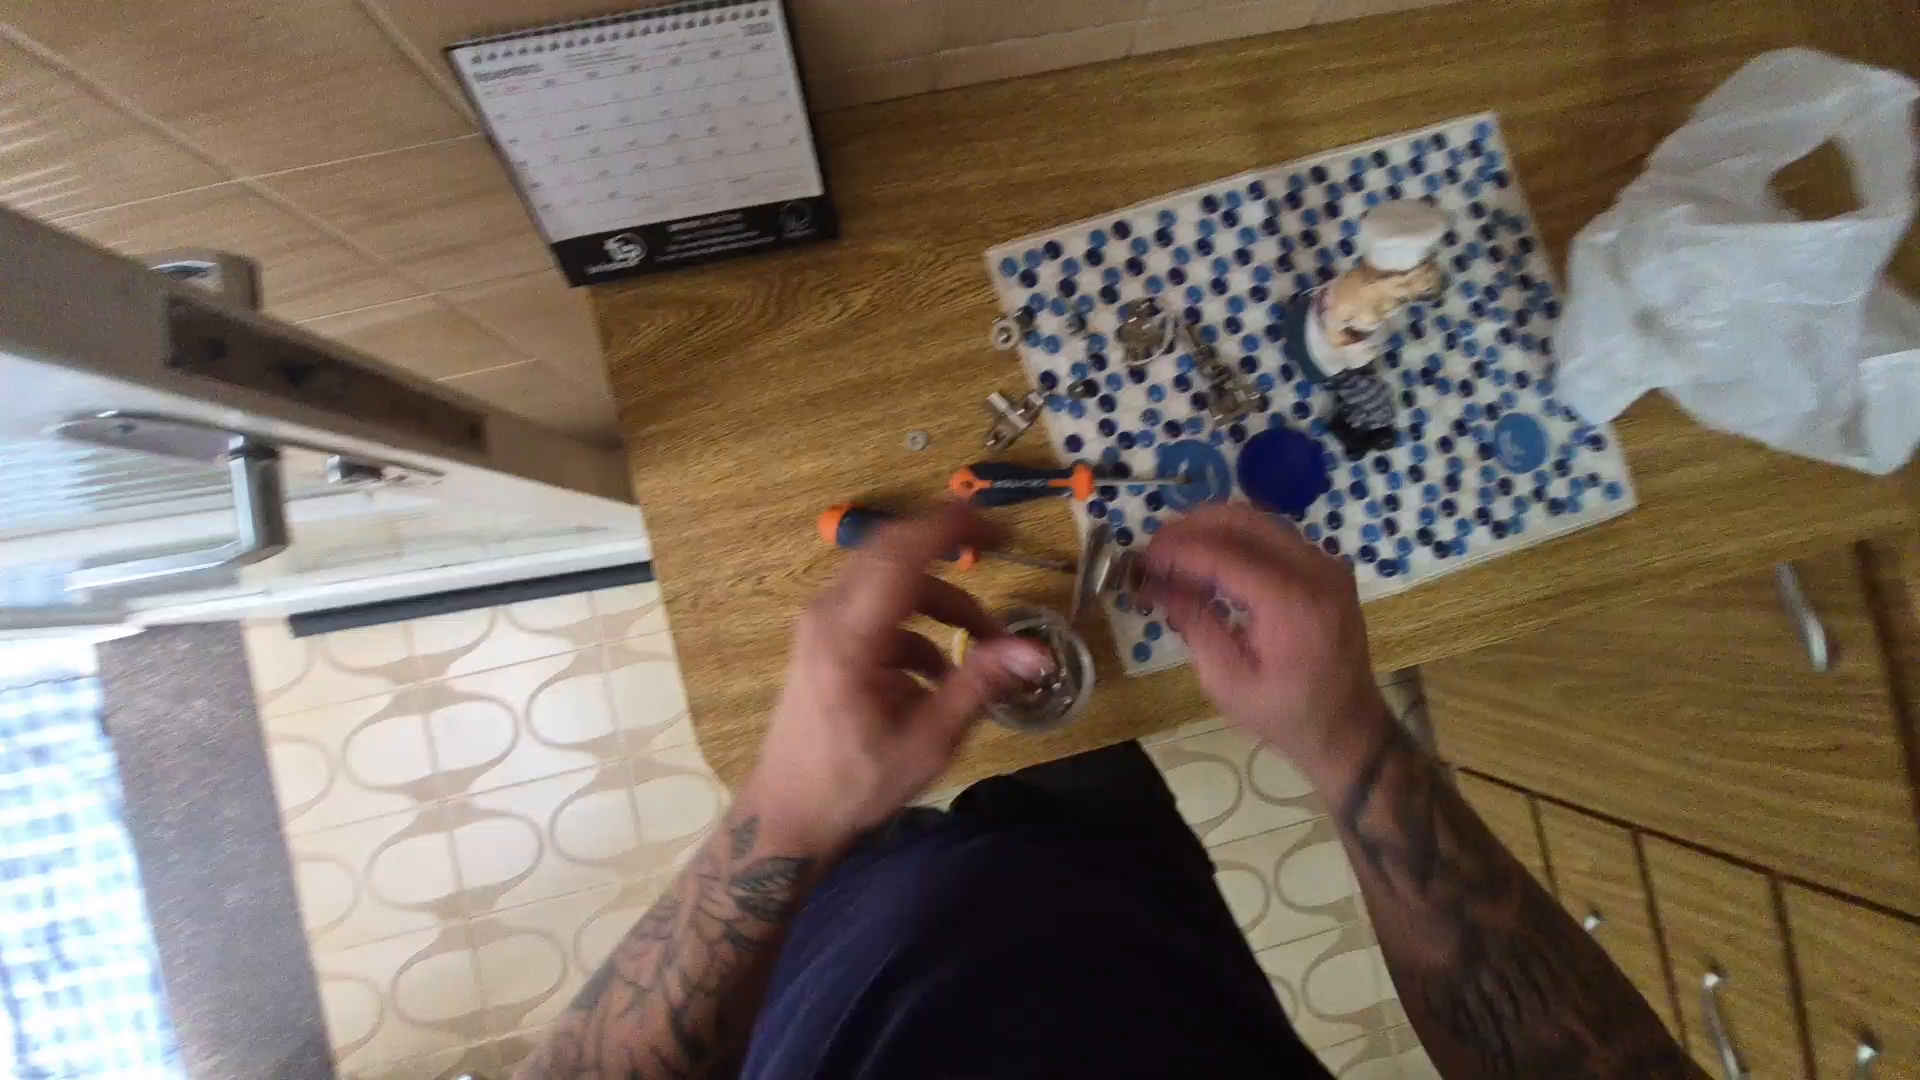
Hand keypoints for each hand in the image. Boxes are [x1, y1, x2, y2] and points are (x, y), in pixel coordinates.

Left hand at [745, 503, 1054, 852]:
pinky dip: (916, 624)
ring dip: (940, 601)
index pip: (900, 554)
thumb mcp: (928, 740)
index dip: (950, 528)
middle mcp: (828, 614)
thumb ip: (981, 685)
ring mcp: (822, 623)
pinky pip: (878, 609)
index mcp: (849, 635)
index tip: (998, 526)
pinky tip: (939, 671)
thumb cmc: (855, 783)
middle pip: (894, 554)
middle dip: (951, 552)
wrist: (788, 816)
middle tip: (999, 550)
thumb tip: (1038, 652)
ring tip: (982, 642)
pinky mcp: (825, 638)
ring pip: (889, 581)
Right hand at [1140, 503, 1392, 781]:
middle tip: (1155, 548)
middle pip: (1243, 521)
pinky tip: (1209, 561)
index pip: (1223, 554)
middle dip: (1191, 527)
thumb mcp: (1226, 680)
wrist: (1349, 728)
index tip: (1143, 558)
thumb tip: (1156, 584)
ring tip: (1175, 550)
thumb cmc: (1285, 714)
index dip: (1177, 550)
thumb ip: (1194, 623)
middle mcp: (1314, 571)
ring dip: (1211, 528)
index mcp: (1291, 604)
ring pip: (1258, 520)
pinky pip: (1273, 535)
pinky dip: (1235, 538)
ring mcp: (1325, 565)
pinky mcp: (1325, 568)